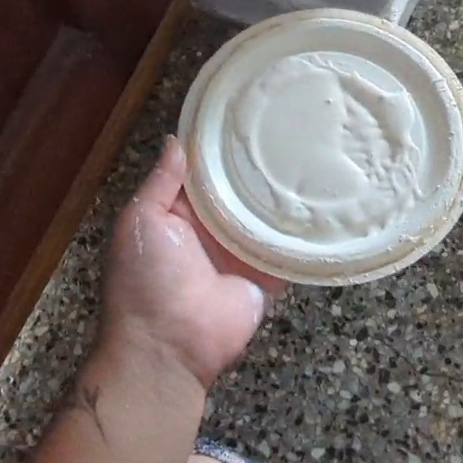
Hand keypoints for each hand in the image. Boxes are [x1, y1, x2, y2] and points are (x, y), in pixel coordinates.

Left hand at [101, 136, 288, 390]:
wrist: (169, 346)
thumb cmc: (144, 279)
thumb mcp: (141, 221)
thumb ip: (161, 182)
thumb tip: (176, 140)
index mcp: (178, 213)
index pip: (203, 173)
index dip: (218, 148)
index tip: (242, 117)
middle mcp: (211, 229)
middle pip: (239, 192)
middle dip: (257, 169)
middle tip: (286, 131)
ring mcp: (239, 253)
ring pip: (264, 217)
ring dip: (281, 198)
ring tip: (311, 159)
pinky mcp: (265, 276)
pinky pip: (285, 251)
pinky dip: (300, 235)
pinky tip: (321, 206)